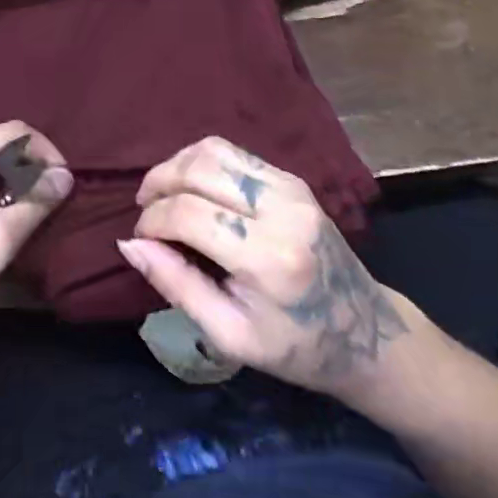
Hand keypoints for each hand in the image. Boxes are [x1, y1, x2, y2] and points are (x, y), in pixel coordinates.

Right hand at [117, 137, 413, 404]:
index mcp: (268, 258)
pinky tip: (190, 187)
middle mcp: (282, 210)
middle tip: (143, 211)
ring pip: (212, 150)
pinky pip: (232, 152)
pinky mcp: (292, 179)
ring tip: (161, 194)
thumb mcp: (229, 334)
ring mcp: (291, 188)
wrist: (369, 335)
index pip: (187, 214)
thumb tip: (128, 244)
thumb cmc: (297, 347)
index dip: (151, 221)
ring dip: (175, 166)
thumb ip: (176, 284)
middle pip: (197, 170)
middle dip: (157, 184)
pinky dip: (199, 162)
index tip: (139, 239)